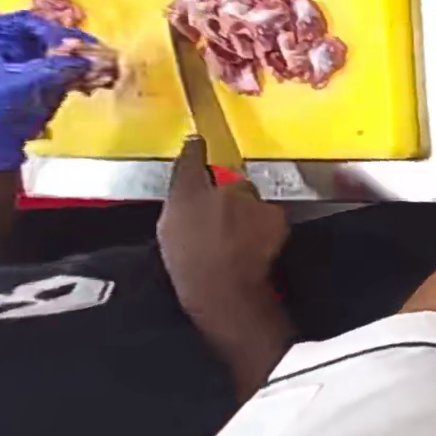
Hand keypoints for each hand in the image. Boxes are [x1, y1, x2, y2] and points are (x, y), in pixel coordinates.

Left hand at [0, 11, 96, 173]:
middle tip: (100, 56)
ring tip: (102, 72)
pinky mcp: (41, 90)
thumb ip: (55, 68)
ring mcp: (26, 71)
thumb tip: (90, 58)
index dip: (56, 29)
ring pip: (61, 58)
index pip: (29, 22)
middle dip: (76, 47)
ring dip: (83, 64)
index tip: (82, 42)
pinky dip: (83, 79)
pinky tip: (94, 84)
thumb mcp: (19, 83)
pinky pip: (68, 77)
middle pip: (49, 39)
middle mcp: (9, 51)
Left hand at [159, 139, 293, 396]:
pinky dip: (214, 241)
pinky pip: (199, 242)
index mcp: (189, 191)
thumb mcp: (264, 213)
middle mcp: (172, 211)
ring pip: (195, 218)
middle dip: (211, 188)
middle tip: (233, 190)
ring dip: (214, 218)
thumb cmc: (245, 248)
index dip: (198, 150)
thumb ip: (251, 199)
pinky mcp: (179, 264)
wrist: (223, 295)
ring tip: (239, 224)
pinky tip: (234, 250)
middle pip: (192, 190)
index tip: (197, 139)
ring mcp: (171, 239)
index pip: (192, 161)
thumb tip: (245, 195)